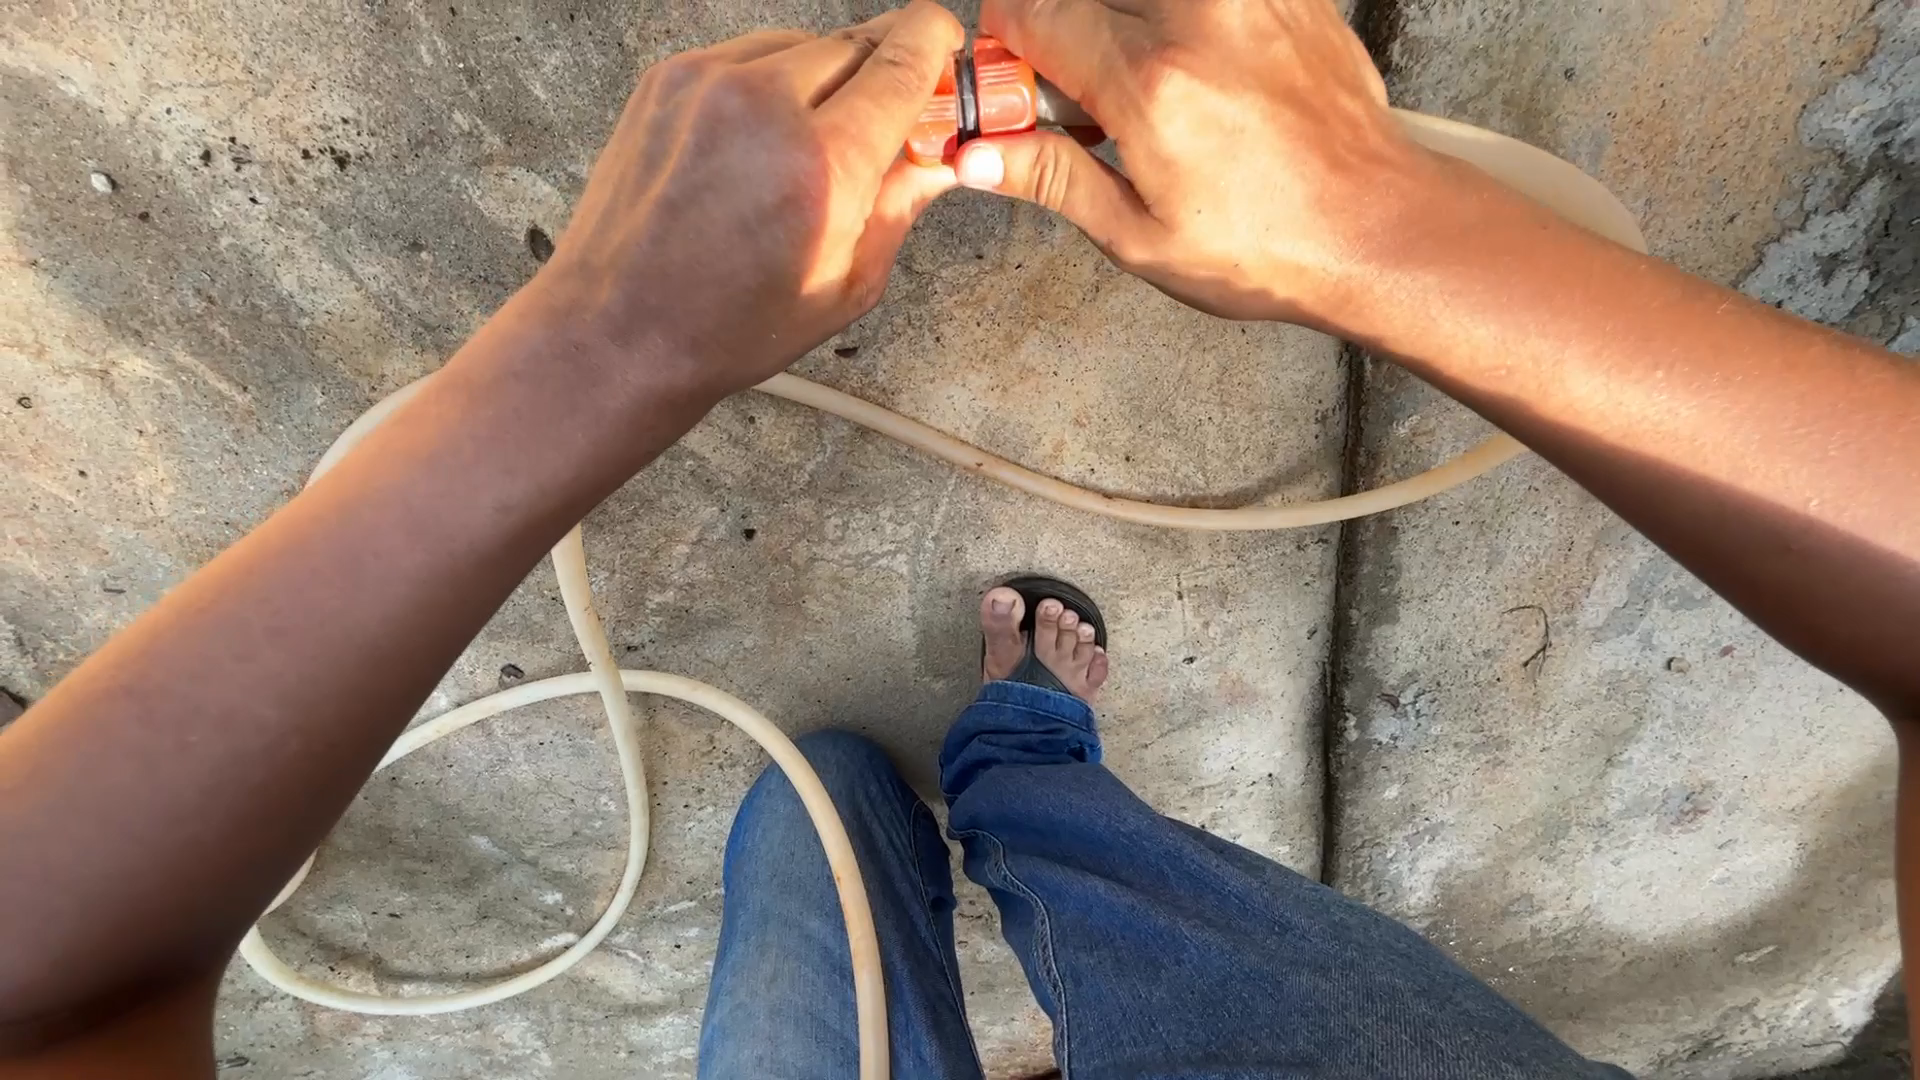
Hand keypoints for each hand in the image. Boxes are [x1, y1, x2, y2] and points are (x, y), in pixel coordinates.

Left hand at [532, 2, 962, 400]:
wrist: (624, 328)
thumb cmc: (732, 326)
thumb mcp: (845, 288)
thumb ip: (898, 209)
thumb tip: (934, 160)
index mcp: (822, 166)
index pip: (900, 63)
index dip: (935, 46)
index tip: (946, 48)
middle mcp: (764, 104)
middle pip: (856, 43)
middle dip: (886, 71)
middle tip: (894, 118)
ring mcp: (708, 81)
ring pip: (803, 45)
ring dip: (830, 80)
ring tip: (823, 143)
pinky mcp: (670, 77)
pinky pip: (750, 57)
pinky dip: (777, 85)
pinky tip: (774, 139)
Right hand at [960, 0, 1440, 326]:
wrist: (1368, 226)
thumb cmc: (1260, 247)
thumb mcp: (1137, 236)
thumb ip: (1053, 178)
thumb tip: (977, 155)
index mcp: (1150, 85)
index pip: (1035, 14)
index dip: (1005, 46)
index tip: (1009, 85)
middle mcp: (1196, 16)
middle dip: (1059, 39)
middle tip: (1077, 107)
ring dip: (1113, 28)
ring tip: (1134, 96)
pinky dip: (1165, 22)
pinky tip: (1186, 78)